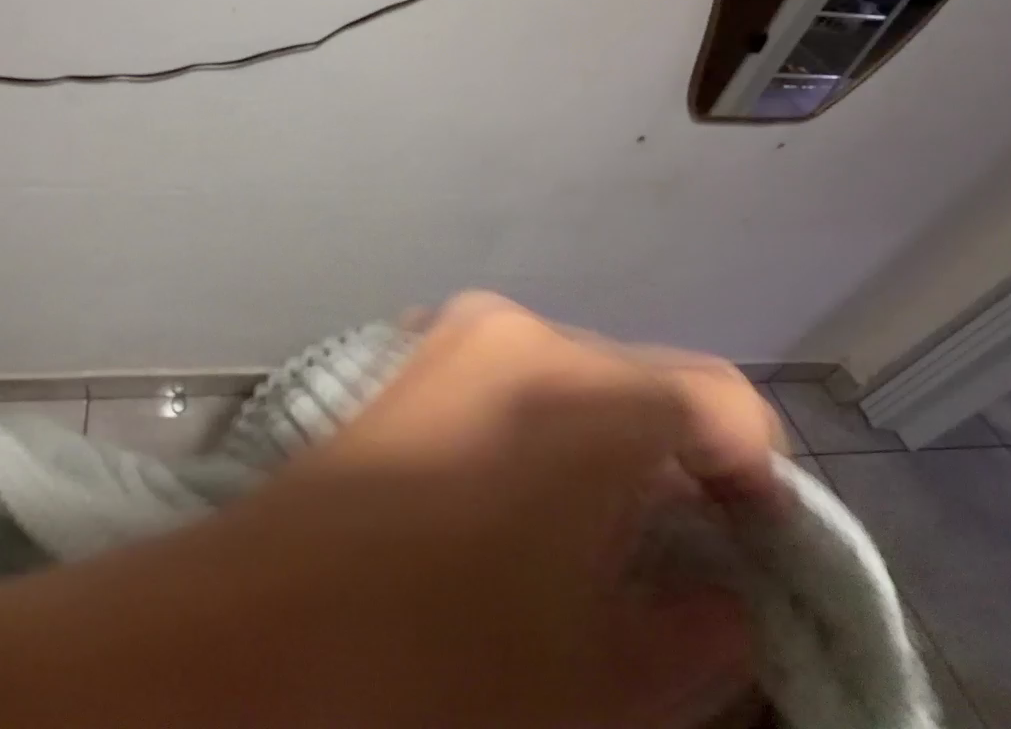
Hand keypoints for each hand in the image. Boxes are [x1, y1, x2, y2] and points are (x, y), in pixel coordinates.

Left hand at [216, 292, 785, 728]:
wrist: (249, 624)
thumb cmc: (436, 654)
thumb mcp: (595, 678)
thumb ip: (694, 636)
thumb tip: (724, 604)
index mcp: (587, 390)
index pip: (724, 405)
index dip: (761, 483)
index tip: (758, 556)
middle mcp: (518, 333)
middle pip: (643, 385)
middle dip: (678, 467)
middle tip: (678, 560)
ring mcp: (446, 339)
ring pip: (568, 381)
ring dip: (602, 449)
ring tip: (592, 537)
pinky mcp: (398, 363)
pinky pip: (500, 383)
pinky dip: (532, 432)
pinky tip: (511, 504)